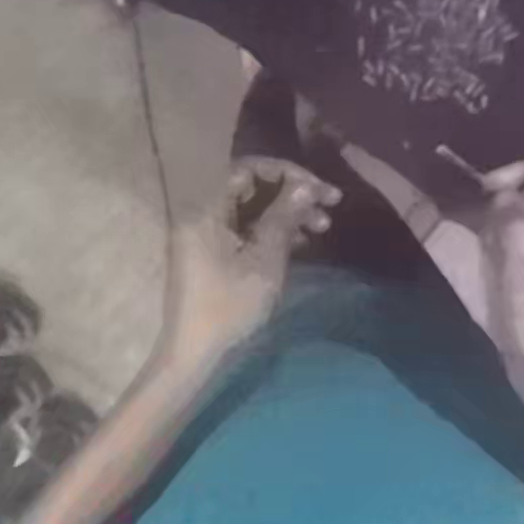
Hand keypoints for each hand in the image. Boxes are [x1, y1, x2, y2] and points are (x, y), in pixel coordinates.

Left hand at [159, 157, 340, 371]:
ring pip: (252, 208)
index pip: (248, 169)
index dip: (287, 172)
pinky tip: (303, 241)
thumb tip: (305, 185)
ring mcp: (206, 233)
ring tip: (322, 227)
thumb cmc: (228, 308)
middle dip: (292, 192)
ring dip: (287, 212)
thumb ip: (284, 218)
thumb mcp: (264, 262)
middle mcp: (202, 213)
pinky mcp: (212, 251)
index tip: (319, 188)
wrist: (193, 354)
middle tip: (329, 206)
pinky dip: (272, 230)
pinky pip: (245, 227)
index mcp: (207, 209)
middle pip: (251, 186)